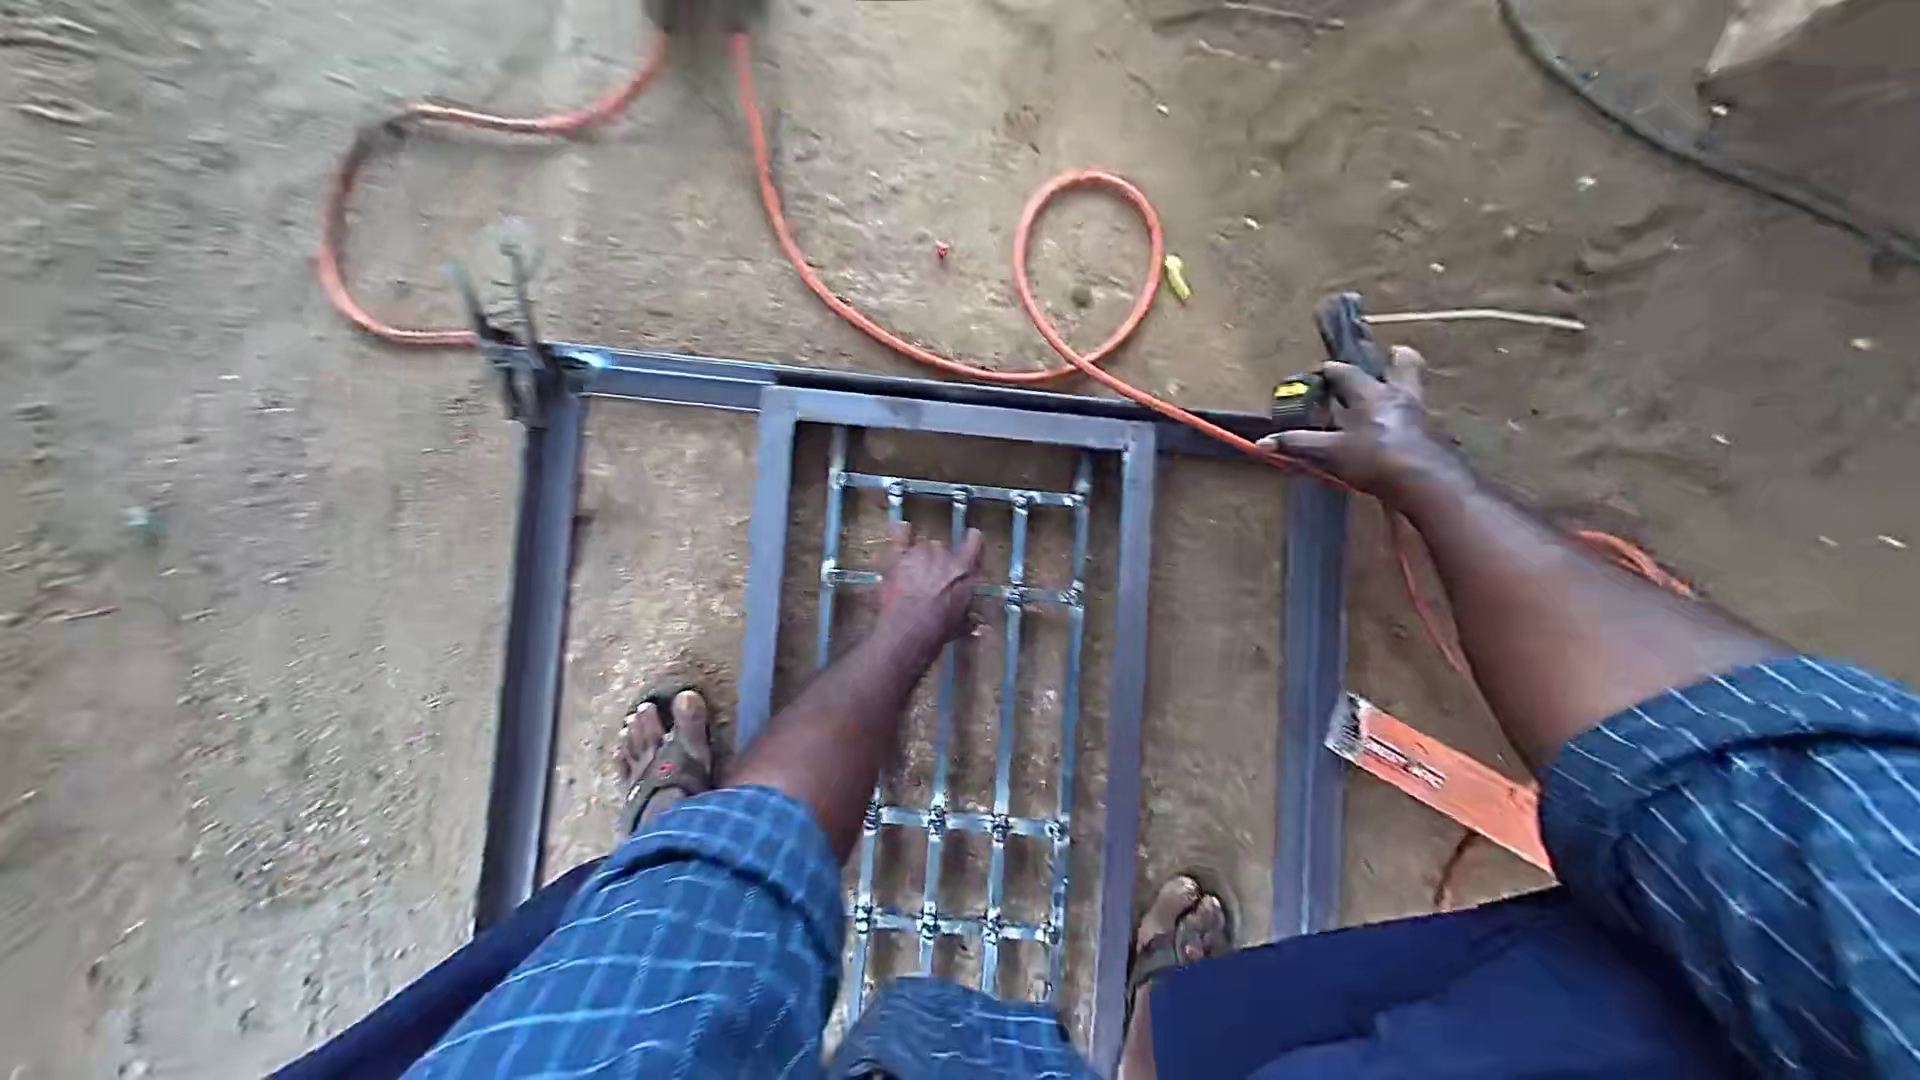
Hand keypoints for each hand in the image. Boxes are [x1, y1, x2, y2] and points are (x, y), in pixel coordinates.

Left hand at [877, 523, 984, 652]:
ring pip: (922, 545)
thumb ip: (967, 614)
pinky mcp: (898, 557)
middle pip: (942, 547)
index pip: (974, 544)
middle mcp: (944, 555)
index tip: (972, 539)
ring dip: (919, 556)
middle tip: (932, 579)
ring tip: (914, 574)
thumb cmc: (938, 631)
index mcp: (964, 570)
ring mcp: (919, 553)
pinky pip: (900, 536)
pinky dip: (901, 533)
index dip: (972, 542)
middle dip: (938, 560)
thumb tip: (974, 623)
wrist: (908, 632)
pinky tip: (902, 529)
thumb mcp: (961, 624)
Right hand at [1257, 346, 1465, 500]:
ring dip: (1405, 384)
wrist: (1426, 481)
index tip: (1320, 371)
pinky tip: (1401, 426)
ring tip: (1396, 388)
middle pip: (1403, 366)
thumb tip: (1264, 442)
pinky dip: (1409, 414)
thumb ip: (1298, 444)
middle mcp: (1397, 397)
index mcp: (1370, 395)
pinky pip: (1420, 415)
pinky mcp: (1431, 435)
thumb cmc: (1374, 458)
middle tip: (1393, 352)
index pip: (1347, 373)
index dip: (1331, 370)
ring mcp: (1418, 415)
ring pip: (1415, 388)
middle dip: (1395, 359)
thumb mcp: (1329, 452)